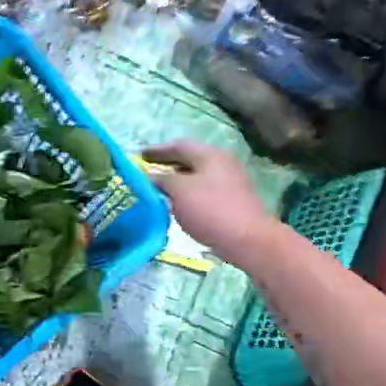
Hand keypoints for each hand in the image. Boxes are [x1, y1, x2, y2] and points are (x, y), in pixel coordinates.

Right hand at [143, 140, 277, 264]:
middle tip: (147, 171)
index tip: (139, 156)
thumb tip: (150, 176)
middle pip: (190, 159)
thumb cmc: (209, 210)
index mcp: (210, 155)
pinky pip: (203, 190)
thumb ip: (161, 179)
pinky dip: (187, 192)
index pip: (179, 146)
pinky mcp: (232, 200)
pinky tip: (178, 204)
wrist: (246, 239)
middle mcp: (222, 163)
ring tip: (159, 189)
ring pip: (197, 175)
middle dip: (168, 164)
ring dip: (177, 179)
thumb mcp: (178, 191)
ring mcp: (230, 182)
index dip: (157, 150)